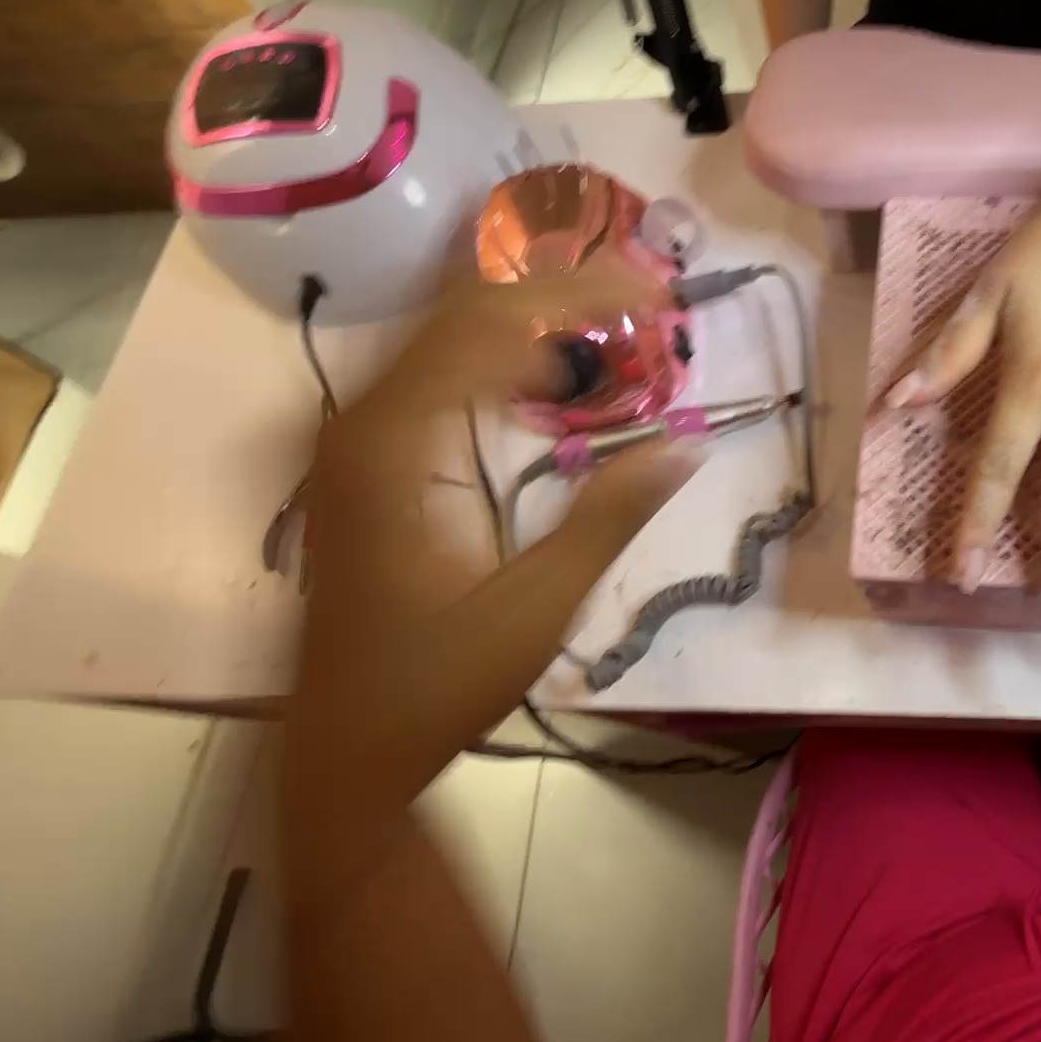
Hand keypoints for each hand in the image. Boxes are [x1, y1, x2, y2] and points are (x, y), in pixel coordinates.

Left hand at [296, 276, 697, 762]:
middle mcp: (365, 422)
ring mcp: (360, 441)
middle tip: (649, 303)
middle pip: (465, 315)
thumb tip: (692, 443)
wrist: (348, 748)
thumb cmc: (441, 681)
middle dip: (562, 297)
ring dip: (538, 327)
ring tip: (621, 333)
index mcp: (399, 445)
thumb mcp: (541, 603)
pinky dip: (509, 369)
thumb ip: (611, 514)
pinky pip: (443, 383)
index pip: (490, 324)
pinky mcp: (373, 464)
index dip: (579, 294)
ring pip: (451, 342)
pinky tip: (560, 389)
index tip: (658, 293)